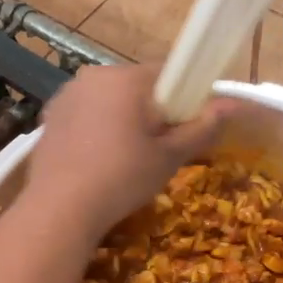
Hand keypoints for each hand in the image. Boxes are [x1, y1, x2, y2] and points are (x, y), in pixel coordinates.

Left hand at [24, 65, 231, 235]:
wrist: (59, 209)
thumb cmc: (122, 179)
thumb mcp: (169, 157)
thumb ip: (201, 127)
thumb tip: (233, 105)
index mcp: (126, 77)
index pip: (167, 73)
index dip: (183, 98)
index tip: (184, 128)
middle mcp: (93, 76)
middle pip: (135, 86)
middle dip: (149, 110)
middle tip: (156, 150)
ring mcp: (66, 95)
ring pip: (108, 100)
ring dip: (121, 120)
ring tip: (124, 160)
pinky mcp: (49, 117)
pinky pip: (84, 115)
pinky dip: (95, 130)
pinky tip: (96, 161)